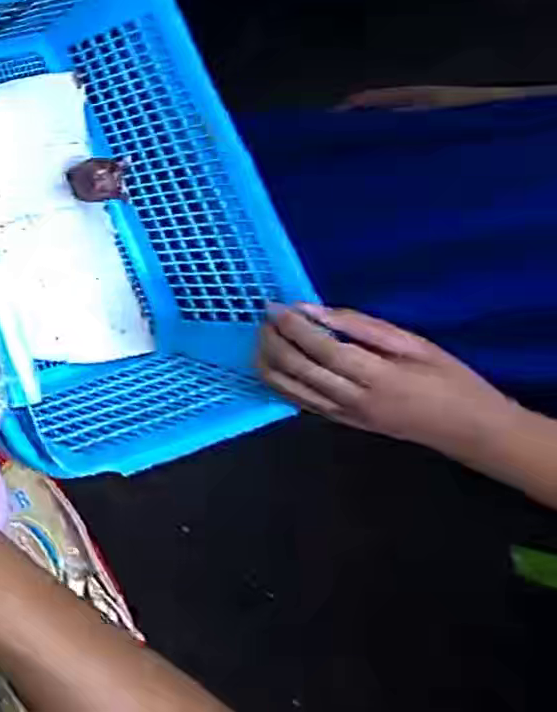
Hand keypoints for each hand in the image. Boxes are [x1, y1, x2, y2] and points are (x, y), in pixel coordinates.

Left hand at [256, 303, 519, 456]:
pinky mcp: (333, 419)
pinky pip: (287, 394)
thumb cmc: (454, 383)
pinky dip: (271, 372)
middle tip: (267, 317)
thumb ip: (362, 326)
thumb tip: (309, 309)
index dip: (292, 325)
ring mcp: (340, 413)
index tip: (274, 306)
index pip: (323, 349)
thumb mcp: (419, 346)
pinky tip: (272, 355)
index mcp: (383, 379)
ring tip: (268, 333)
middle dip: (271, 336)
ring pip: (281, 381)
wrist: (477, 432)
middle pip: (293, 365)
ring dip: (263, 353)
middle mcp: (354, 399)